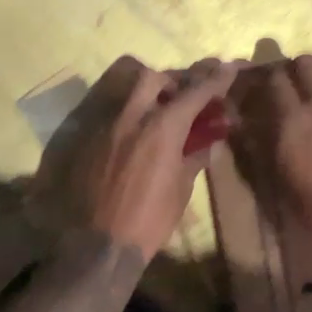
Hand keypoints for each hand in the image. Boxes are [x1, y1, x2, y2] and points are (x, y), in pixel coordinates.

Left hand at [29, 57, 238, 257]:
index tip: (228, 68)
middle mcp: (130, 117)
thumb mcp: (180, 190)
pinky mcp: (84, 138)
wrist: (97, 244)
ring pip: (125, 92)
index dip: (214, 80)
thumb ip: (193, 158)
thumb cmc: (148, 221)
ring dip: (145, 94)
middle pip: (153, 77)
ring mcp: (104, 125)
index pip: (194, 92)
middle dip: (172, 81)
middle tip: (184, 97)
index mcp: (161, 128)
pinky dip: (126, 116)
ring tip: (157, 113)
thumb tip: (206, 142)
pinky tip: (132, 136)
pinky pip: (109, 113)